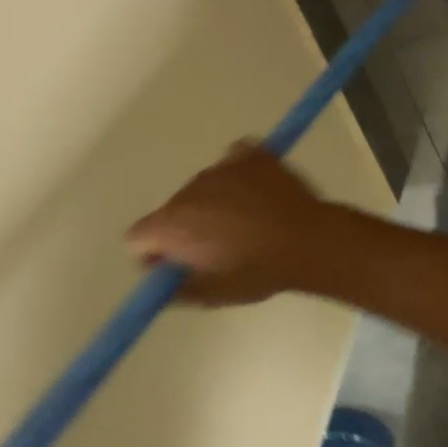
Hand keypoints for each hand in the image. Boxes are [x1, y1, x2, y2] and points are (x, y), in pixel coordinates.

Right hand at [126, 141, 330, 305]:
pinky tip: (256, 189)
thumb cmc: (257, 271)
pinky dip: (238, 172)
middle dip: (187, 225)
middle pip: (173, 208)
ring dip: (214, 200)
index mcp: (172, 224)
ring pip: (204, 185)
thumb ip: (174, 287)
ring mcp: (223, 166)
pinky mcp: (253, 152)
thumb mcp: (209, 294)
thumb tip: (163, 278)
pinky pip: (233, 160)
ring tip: (246, 219)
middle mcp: (190, 189)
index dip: (155, 252)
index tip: (179, 263)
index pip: (139, 236)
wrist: (308, 239)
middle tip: (219, 243)